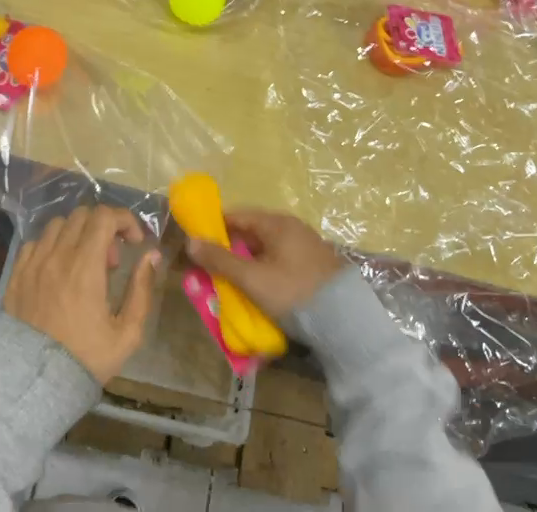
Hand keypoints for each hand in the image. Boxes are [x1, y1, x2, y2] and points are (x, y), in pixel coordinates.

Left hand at [5, 204, 159, 383]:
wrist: (35, 384)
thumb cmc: (86, 359)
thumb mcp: (127, 333)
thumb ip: (141, 289)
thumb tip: (151, 255)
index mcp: (85, 267)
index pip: (105, 217)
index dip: (125, 220)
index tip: (135, 241)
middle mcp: (57, 257)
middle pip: (82, 215)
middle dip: (104, 227)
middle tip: (111, 260)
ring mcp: (33, 264)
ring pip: (57, 225)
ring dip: (77, 234)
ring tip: (84, 264)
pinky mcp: (16, 275)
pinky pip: (35, 243)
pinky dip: (53, 246)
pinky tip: (59, 271)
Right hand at [186, 208, 343, 319]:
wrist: (346, 320)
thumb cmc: (294, 292)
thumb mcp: (252, 278)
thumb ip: (220, 260)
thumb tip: (191, 241)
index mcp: (278, 223)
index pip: (238, 215)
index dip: (215, 227)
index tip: (197, 243)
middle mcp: (293, 229)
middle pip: (252, 233)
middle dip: (230, 249)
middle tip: (210, 268)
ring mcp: (307, 248)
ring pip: (266, 250)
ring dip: (247, 263)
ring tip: (231, 282)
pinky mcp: (315, 267)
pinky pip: (280, 262)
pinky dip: (264, 271)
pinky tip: (258, 289)